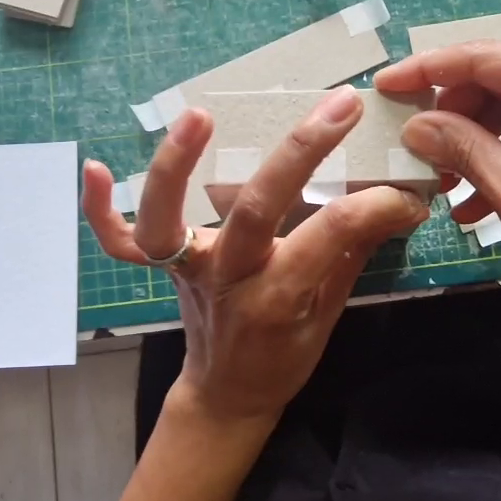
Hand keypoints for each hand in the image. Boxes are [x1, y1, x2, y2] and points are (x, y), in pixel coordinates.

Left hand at [81, 86, 428, 423]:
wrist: (226, 394)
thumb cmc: (282, 359)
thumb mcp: (330, 316)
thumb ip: (354, 254)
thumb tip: (398, 201)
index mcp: (278, 298)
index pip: (333, 235)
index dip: (375, 206)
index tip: (405, 193)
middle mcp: (228, 277)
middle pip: (258, 210)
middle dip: (301, 153)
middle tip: (339, 106)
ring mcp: (187, 270)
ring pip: (168, 222)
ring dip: (175, 166)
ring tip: (199, 116)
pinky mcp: (161, 269)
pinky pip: (120, 242)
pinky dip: (101, 209)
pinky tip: (95, 168)